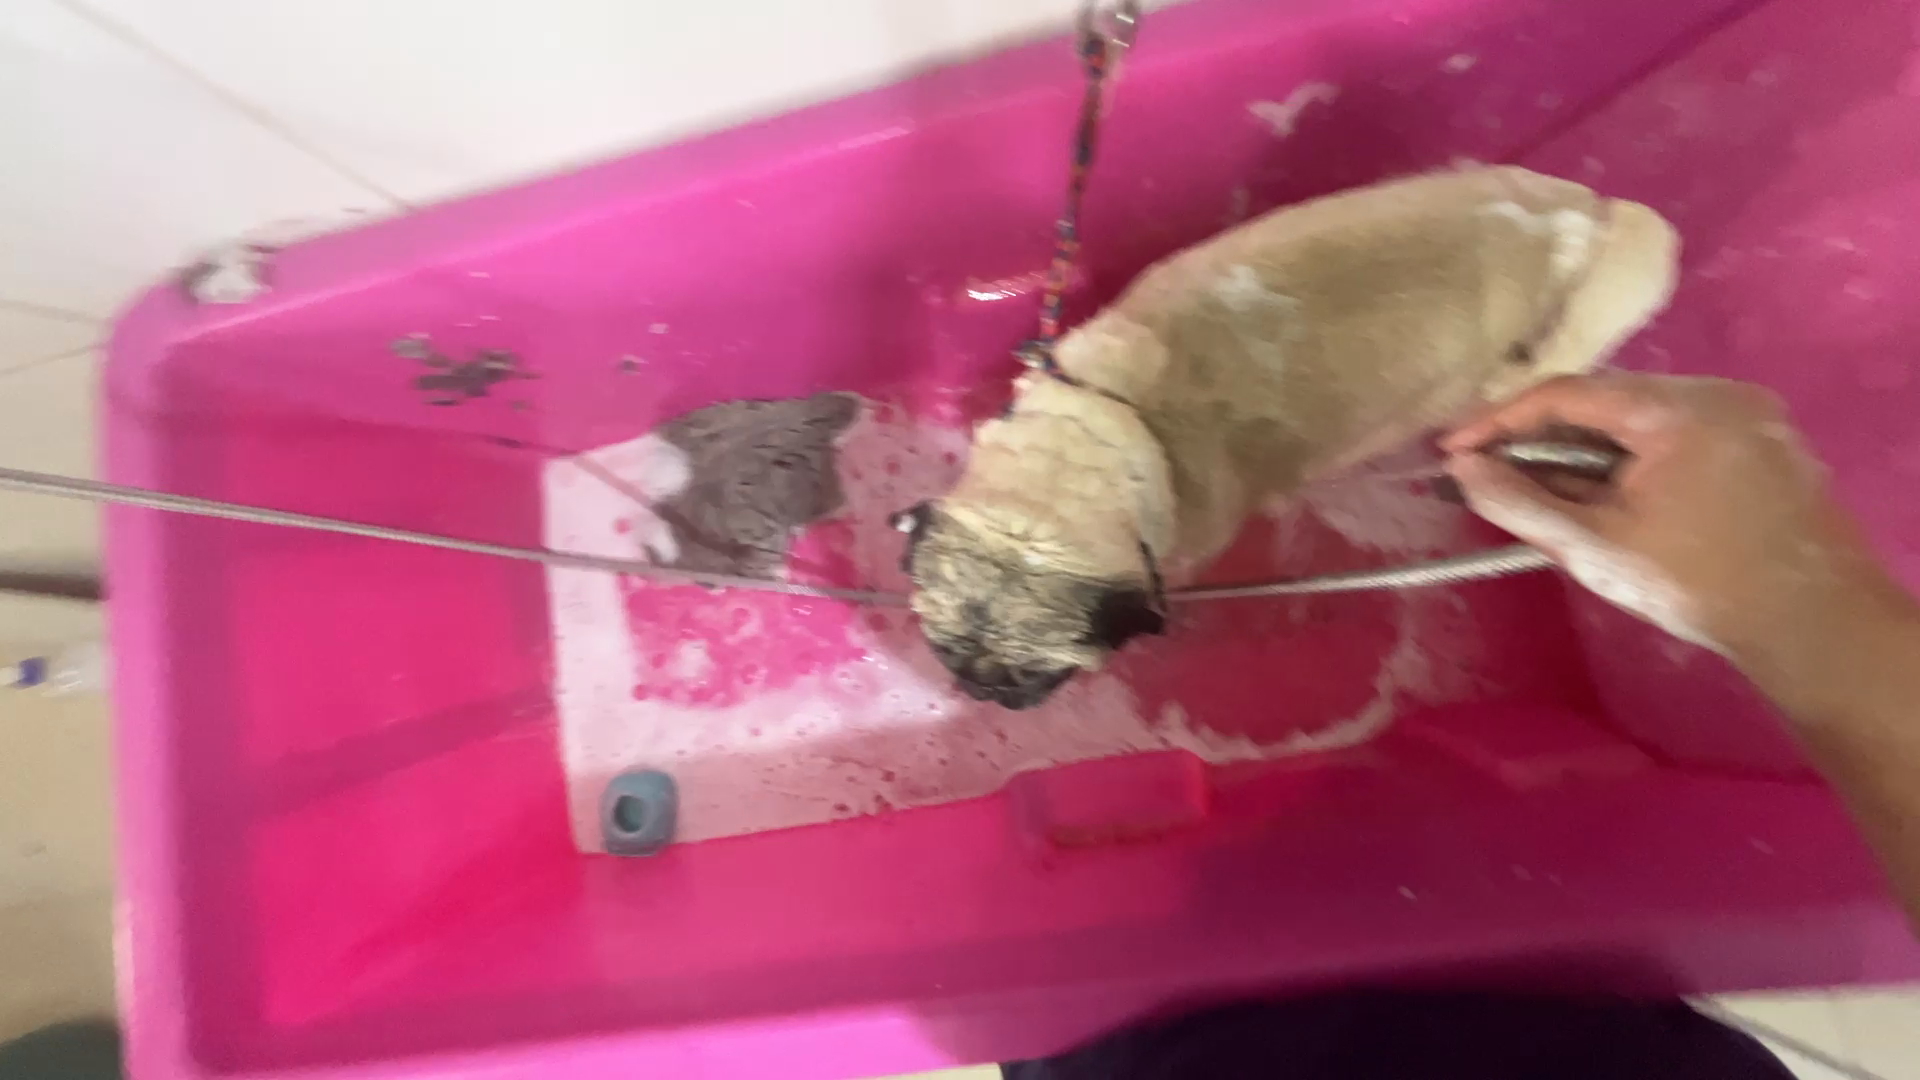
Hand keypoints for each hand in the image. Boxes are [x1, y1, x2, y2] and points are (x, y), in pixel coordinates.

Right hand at [1441, 374, 1907, 685]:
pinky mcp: (1748, 440)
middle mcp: (1717, 395)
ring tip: (1520, 483)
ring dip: (1566, 448)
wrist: (1815, 627)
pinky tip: (1579, 488)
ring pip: (1624, 417)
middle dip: (1530, 434)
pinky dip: (1607, 457)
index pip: (1566, 395)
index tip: (1450, 452)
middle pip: (1596, 401)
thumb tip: (1460, 468)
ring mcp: (1740, 415)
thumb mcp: (1588, 544)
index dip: (1496, 420)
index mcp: (1681, 410)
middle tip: (1479, 467)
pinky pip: (1656, 433)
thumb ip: (1515, 501)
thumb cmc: (1693, 581)